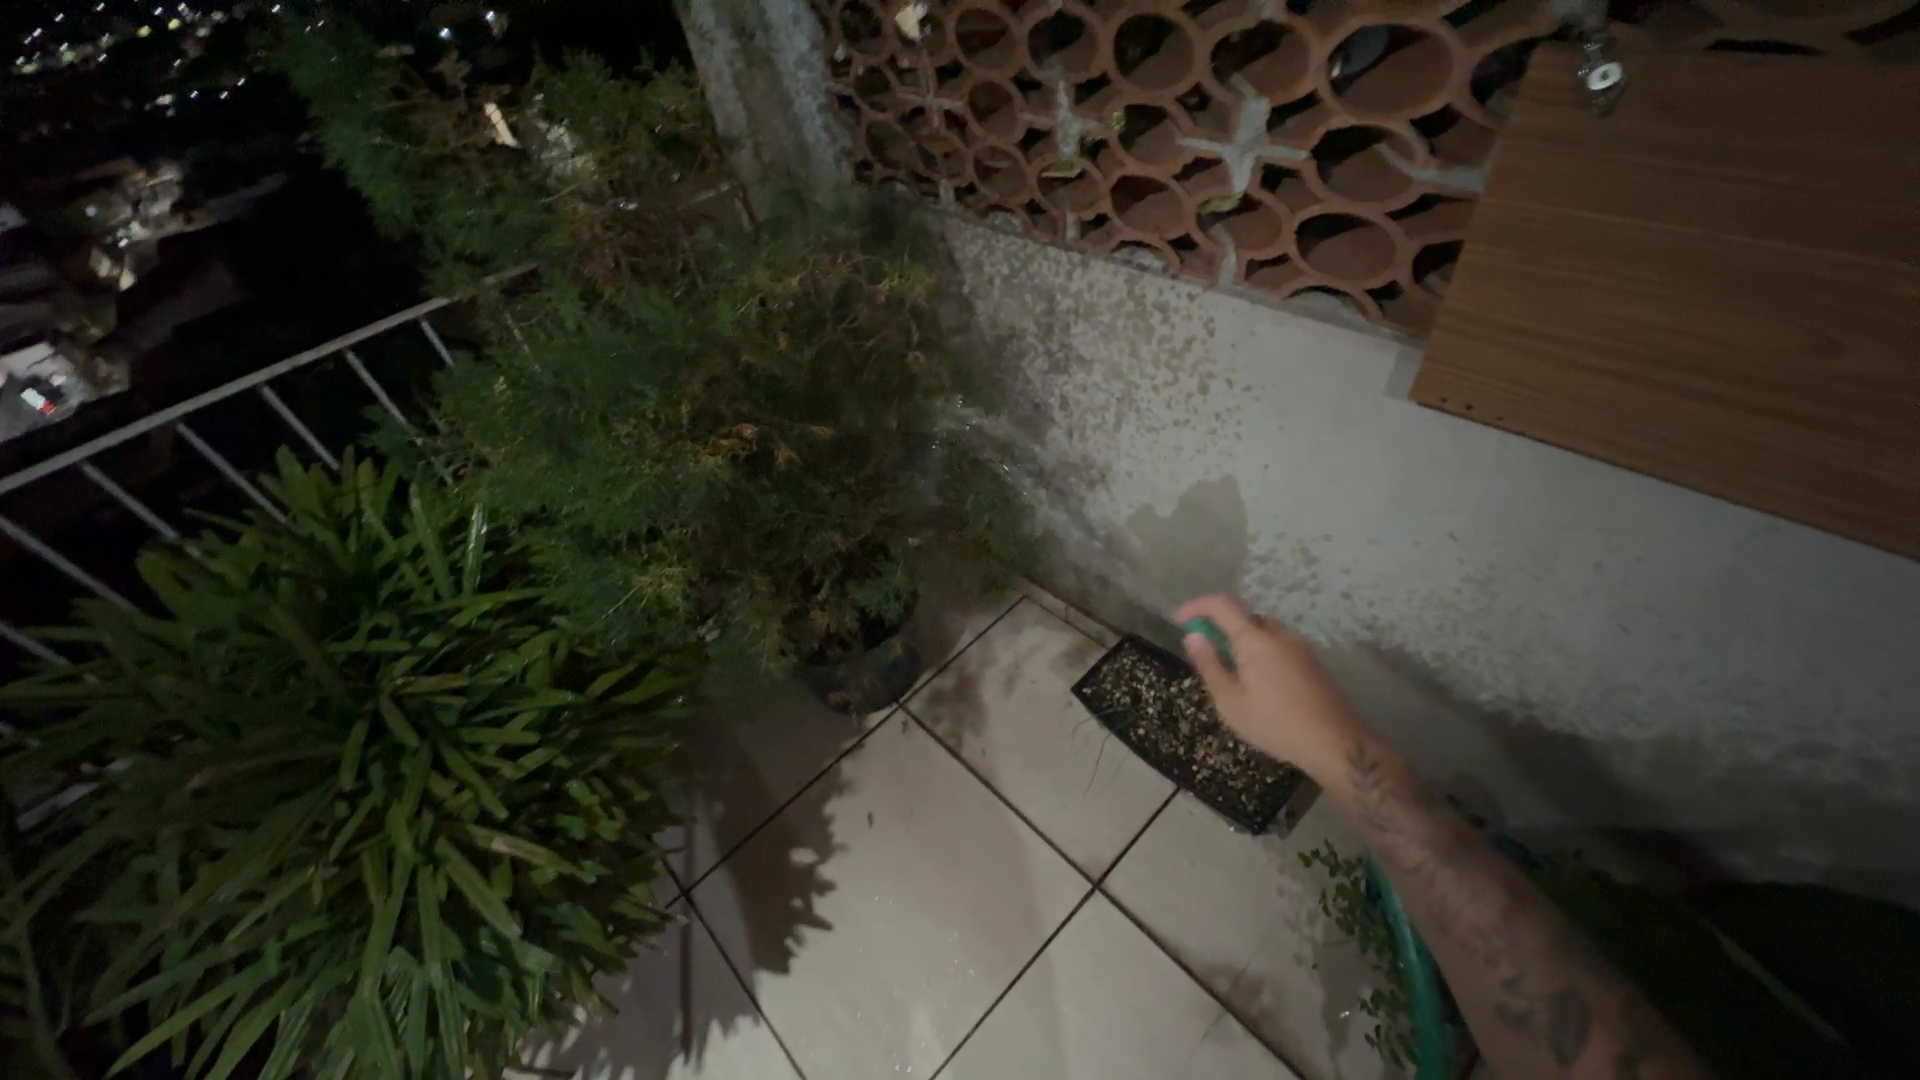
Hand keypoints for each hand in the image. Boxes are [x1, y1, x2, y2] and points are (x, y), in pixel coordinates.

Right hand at [1174, 595, 1368, 782]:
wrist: (1336, 744)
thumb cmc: (1275, 724)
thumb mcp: (1230, 701)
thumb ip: (1209, 665)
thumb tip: (1193, 636)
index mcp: (1256, 639)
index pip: (1221, 605)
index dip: (1196, 607)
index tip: (1179, 620)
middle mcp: (1279, 634)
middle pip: (1243, 616)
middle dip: (1219, 626)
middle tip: (1204, 652)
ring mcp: (1299, 646)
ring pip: (1262, 631)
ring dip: (1240, 639)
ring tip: (1229, 671)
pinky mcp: (1311, 661)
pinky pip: (1277, 644)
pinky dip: (1258, 650)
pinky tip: (1256, 681)